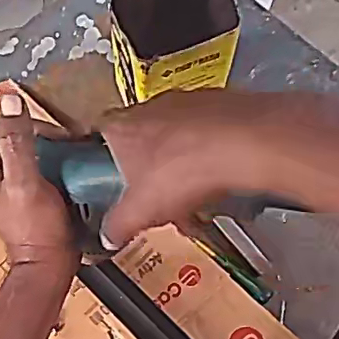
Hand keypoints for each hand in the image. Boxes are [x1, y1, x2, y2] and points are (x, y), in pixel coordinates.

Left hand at [0, 92, 76, 273]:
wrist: (52, 263)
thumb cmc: (35, 232)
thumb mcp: (24, 180)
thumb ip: (16, 141)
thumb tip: (10, 102)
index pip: (8, 127)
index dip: (36, 129)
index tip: (59, 138)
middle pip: (26, 138)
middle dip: (51, 143)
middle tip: (70, 151)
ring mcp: (17, 184)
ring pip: (40, 152)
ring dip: (60, 154)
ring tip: (74, 164)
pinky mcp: (36, 192)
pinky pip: (51, 168)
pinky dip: (64, 167)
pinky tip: (74, 175)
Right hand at [96, 89, 335, 247]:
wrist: (243, 145)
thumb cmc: (186, 167)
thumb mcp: (140, 211)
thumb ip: (118, 225)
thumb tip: (108, 236)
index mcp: (120, 127)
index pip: (95, 135)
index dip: (97, 159)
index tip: (103, 177)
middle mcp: (150, 107)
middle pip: (139, 141)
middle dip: (147, 173)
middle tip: (155, 200)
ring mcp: (187, 103)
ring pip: (175, 139)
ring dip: (180, 167)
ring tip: (192, 199)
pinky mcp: (220, 106)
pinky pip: (207, 135)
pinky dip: (209, 158)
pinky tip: (216, 182)